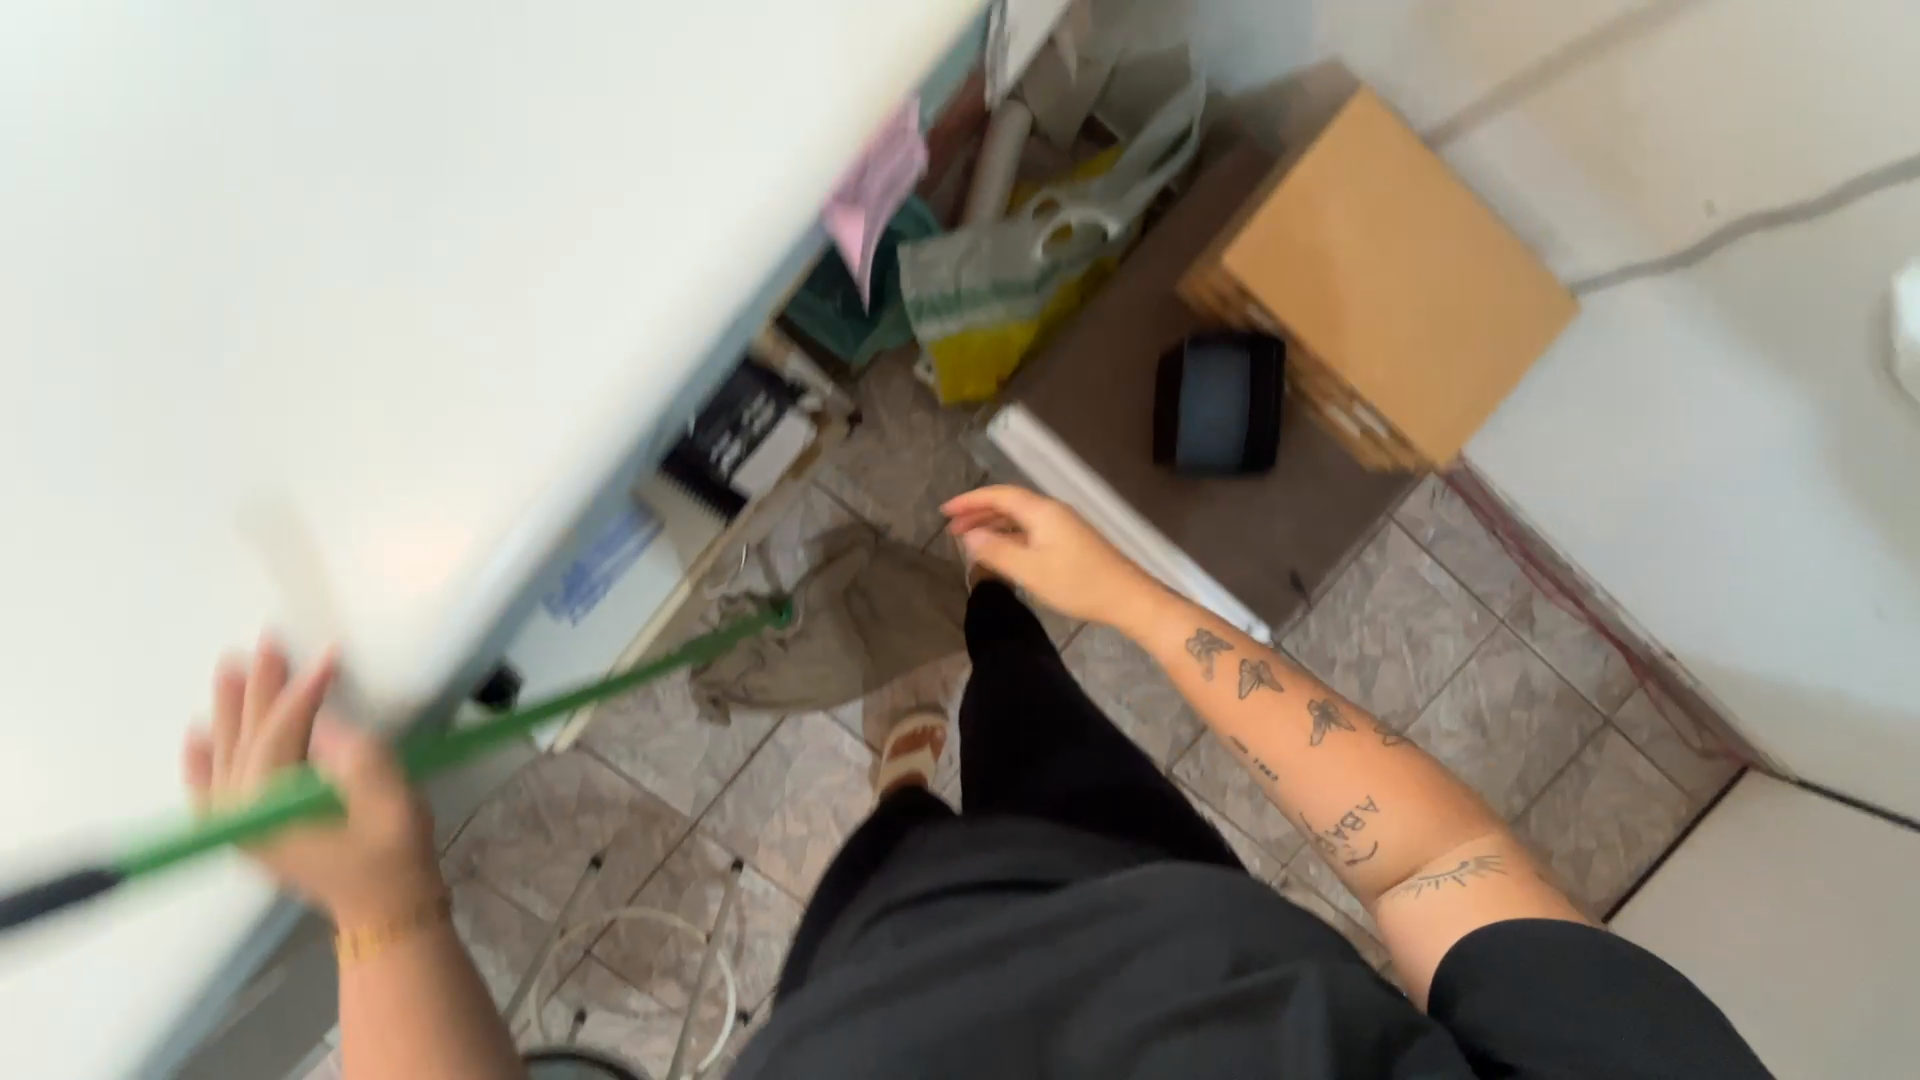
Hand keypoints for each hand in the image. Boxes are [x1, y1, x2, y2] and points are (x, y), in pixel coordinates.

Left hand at [183, 637, 442, 926]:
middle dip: (259, 688)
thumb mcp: (394, 808)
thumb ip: (364, 766)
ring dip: (230, 710)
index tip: (330, 656)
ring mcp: (239, 825)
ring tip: (233, 667)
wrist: (384, 907)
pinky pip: (211, 788)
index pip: (280, 737)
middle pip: (245, 739)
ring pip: (226, 755)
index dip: (303, 693)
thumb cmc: (394, 856)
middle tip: (268, 642)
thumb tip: (334, 728)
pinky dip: (203, 757)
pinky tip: (199, 732)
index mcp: (274, 810)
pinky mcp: (248, 829)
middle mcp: (241, 816)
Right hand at [941, 485, 1162, 626]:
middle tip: (952, 529)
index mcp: (1042, 511)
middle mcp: (1052, 511)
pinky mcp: (1070, 541)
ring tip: (971, 540)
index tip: (945, 511)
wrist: (1127, 598)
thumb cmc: (1077, 583)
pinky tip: (1002, 552)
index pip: (999, 495)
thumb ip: (996, 551)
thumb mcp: (1029, 570)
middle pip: (1009, 503)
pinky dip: (1010, 535)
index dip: (970, 500)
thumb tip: (970, 536)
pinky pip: (1031, 530)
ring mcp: (1063, 526)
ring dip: (994, 525)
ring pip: (1020, 517)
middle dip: (979, 513)